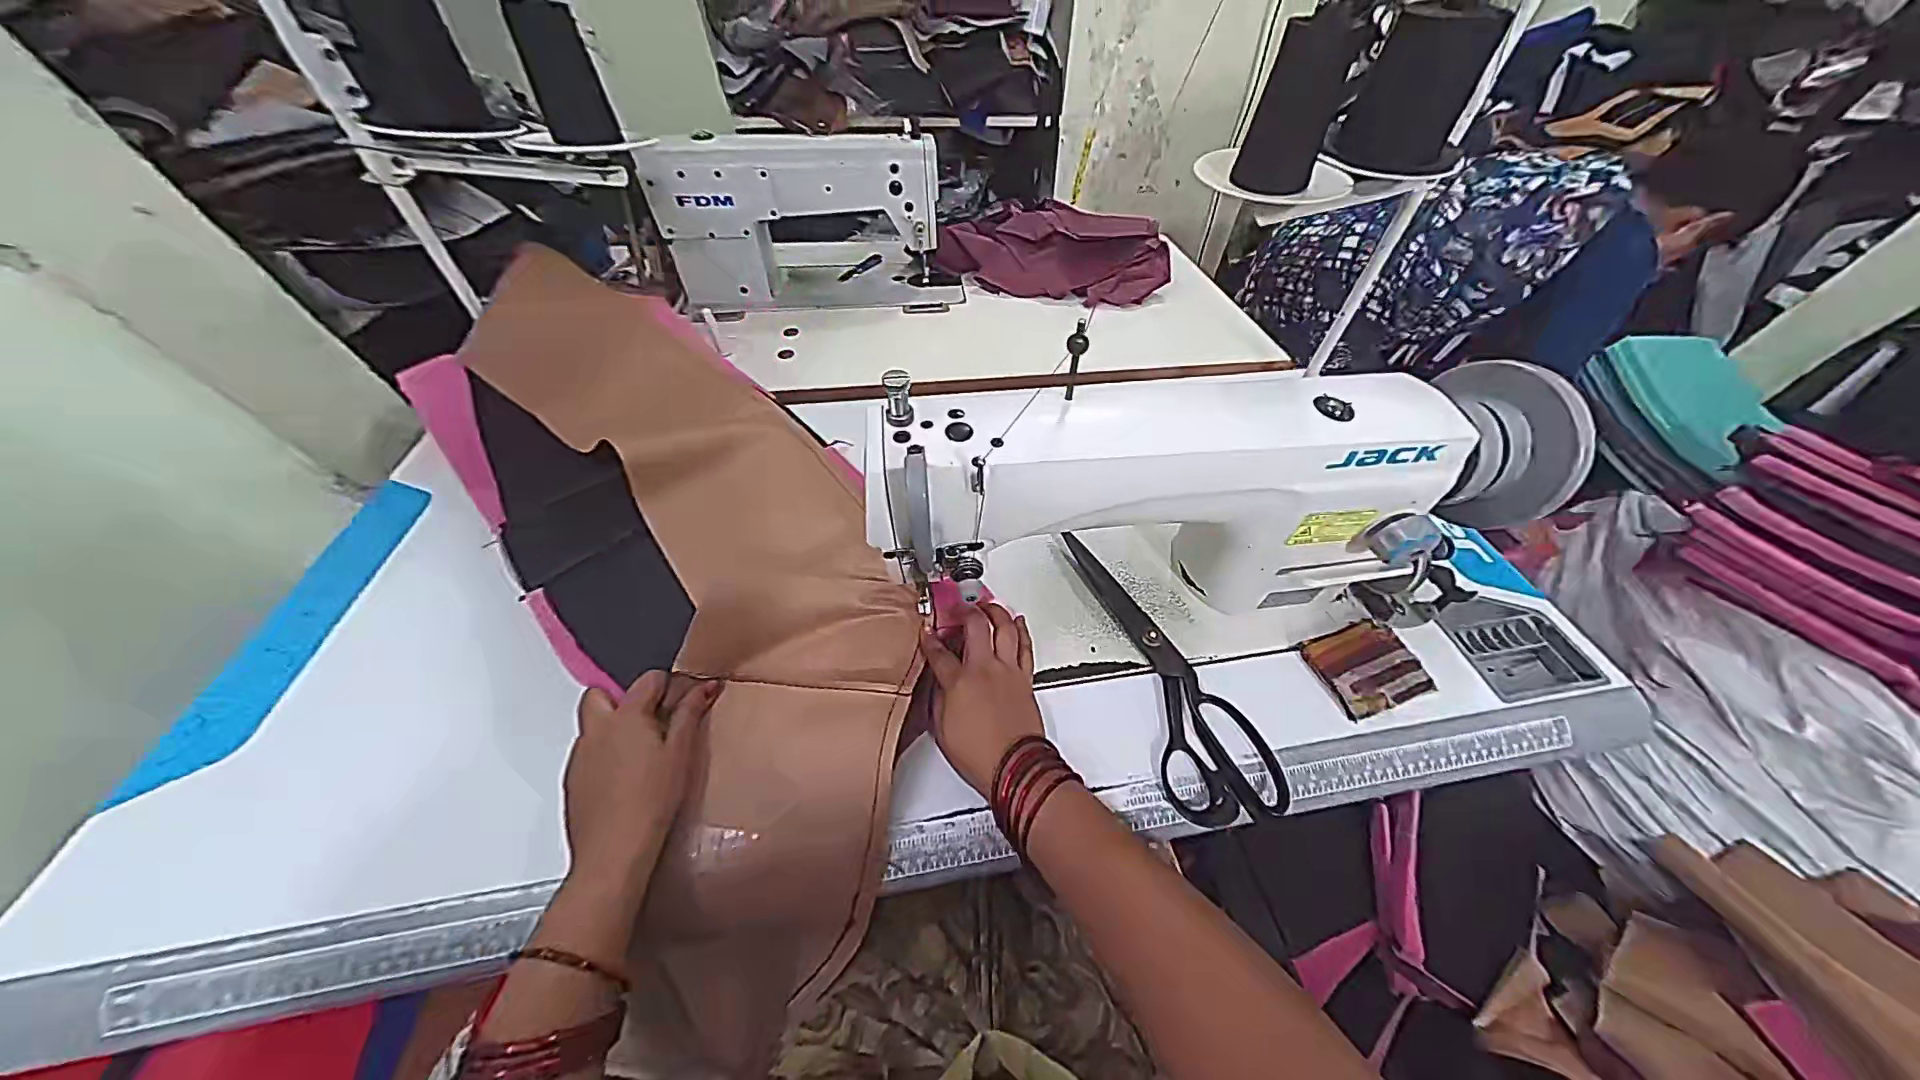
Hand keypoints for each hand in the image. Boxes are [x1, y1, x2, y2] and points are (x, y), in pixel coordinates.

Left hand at [565, 671, 718, 891]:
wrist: (614, 852)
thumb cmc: (652, 801)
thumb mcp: (681, 753)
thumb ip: (690, 714)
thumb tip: (703, 687)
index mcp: (626, 717)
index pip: (647, 680)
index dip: (668, 686)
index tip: (682, 701)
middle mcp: (596, 730)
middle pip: (599, 694)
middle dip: (621, 699)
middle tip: (649, 719)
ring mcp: (580, 756)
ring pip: (592, 725)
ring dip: (612, 728)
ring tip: (642, 754)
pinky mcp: (572, 781)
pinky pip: (587, 754)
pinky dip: (604, 756)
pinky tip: (626, 779)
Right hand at [919, 602, 1043, 795]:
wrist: (1015, 767)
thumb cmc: (981, 755)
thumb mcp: (943, 729)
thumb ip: (939, 700)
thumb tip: (938, 685)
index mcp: (958, 682)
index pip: (939, 652)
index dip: (930, 640)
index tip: (927, 634)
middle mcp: (984, 670)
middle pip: (975, 625)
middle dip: (963, 611)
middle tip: (958, 607)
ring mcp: (1007, 671)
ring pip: (1004, 627)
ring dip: (994, 611)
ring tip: (987, 605)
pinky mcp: (1025, 679)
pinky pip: (1024, 646)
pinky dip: (1021, 630)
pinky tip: (1017, 621)